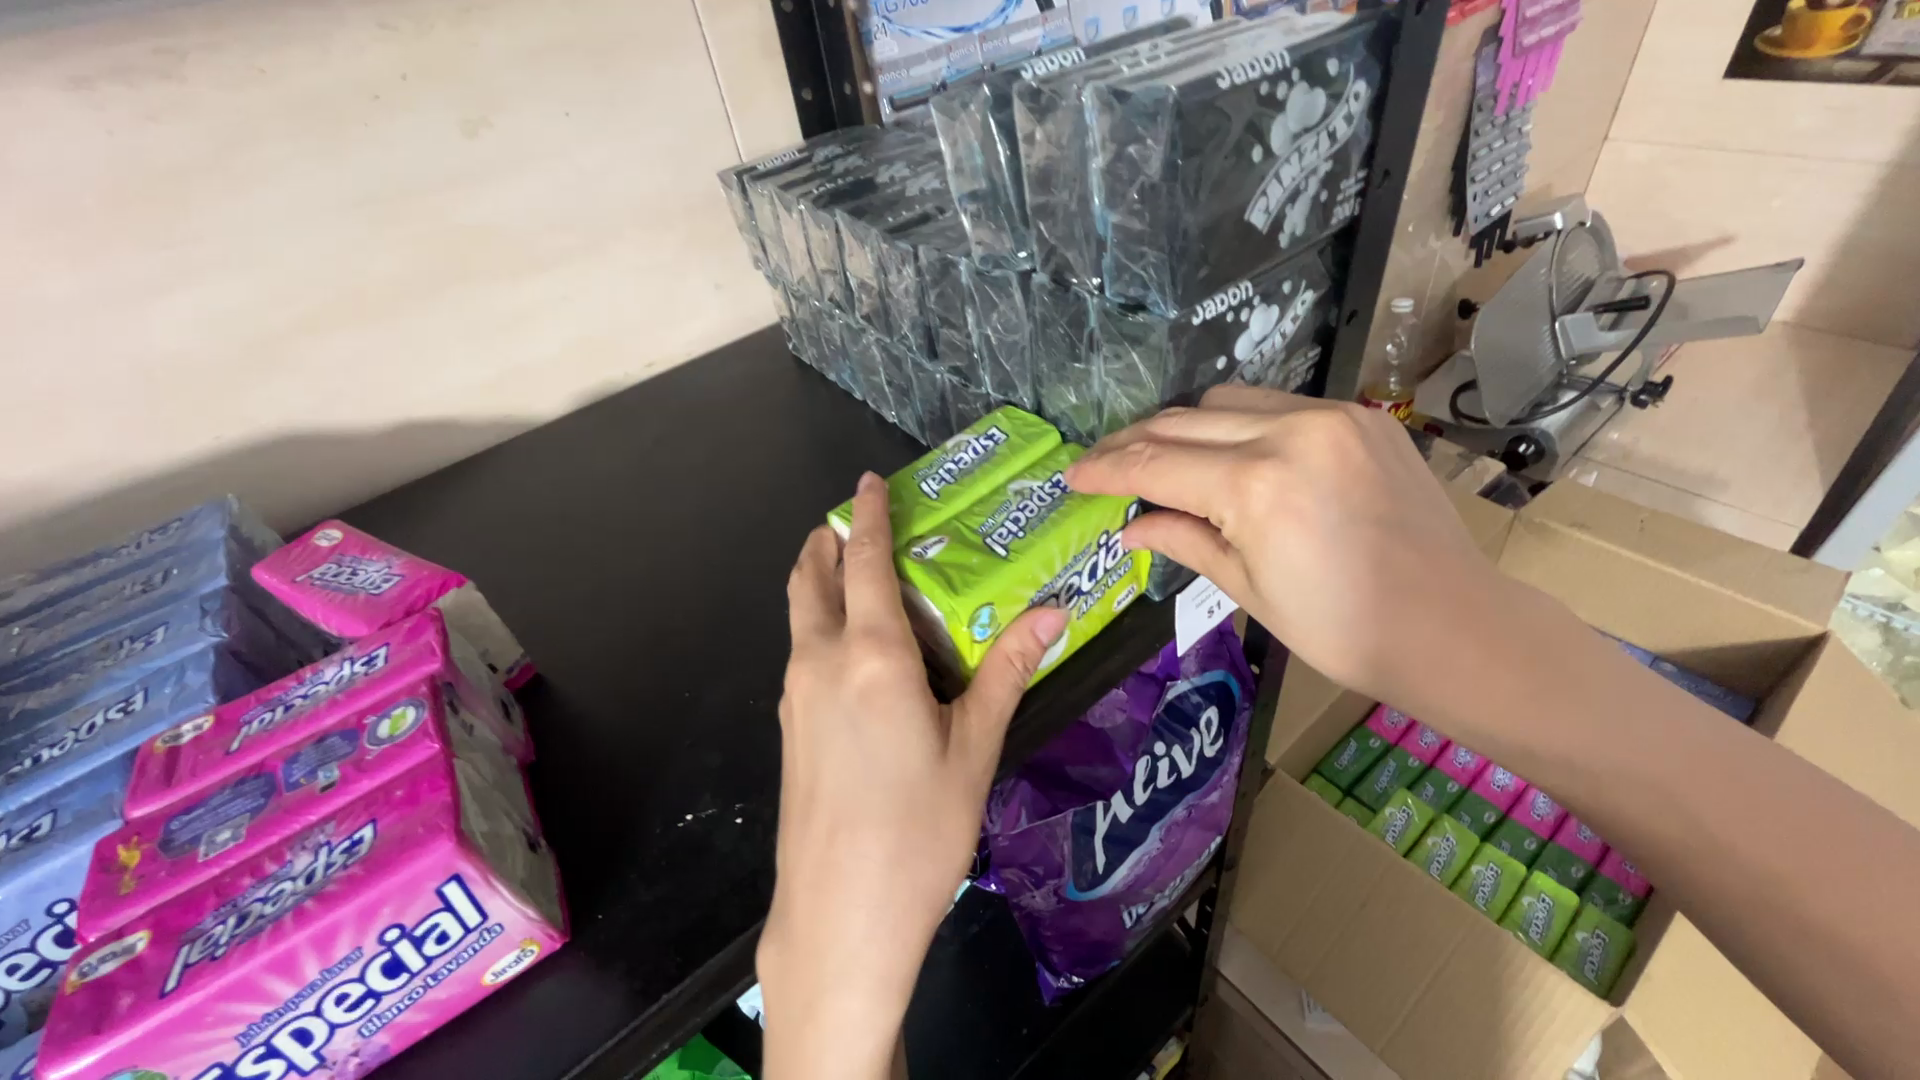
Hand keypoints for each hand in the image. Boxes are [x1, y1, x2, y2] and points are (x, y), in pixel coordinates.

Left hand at [761, 472, 1068, 1079]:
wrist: (840, 915)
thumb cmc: (919, 830)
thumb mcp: (974, 747)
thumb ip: (1007, 671)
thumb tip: (1054, 613)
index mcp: (871, 655)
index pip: (862, 561)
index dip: (867, 515)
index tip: (869, 482)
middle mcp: (821, 662)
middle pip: (810, 579)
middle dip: (827, 541)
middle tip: (855, 521)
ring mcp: (795, 697)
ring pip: (800, 617)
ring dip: (819, 581)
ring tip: (854, 574)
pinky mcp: (789, 729)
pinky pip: (801, 653)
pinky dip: (820, 625)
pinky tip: (854, 650)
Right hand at [1066, 386, 1513, 714]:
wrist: (1452, 626)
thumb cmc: (1341, 629)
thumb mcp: (1248, 590)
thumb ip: (1183, 539)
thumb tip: (1130, 524)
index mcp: (1258, 486)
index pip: (1156, 463)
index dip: (1106, 469)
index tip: (1072, 474)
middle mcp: (1292, 432)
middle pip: (1182, 420)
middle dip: (1133, 442)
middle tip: (1102, 465)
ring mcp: (1333, 417)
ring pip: (1226, 400)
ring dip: (1183, 426)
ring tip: (1162, 458)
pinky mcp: (1362, 417)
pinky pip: (1277, 405)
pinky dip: (1238, 425)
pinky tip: (1229, 454)